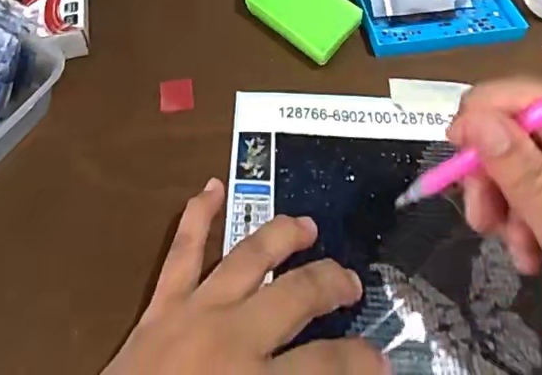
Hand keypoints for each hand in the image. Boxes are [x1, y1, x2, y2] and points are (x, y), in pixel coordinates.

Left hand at [105, 178, 386, 374]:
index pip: (326, 365)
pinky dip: (196, 215)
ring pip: (248, 257)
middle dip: (330, 284)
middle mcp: (233, 337)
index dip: (360, 361)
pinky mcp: (162, 303)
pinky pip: (182, 250)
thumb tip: (319, 371)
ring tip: (306, 225)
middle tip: (350, 280)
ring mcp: (195, 310)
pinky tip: (211, 185)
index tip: (379, 359)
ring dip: (281, 236)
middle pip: (296, 296)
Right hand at [447, 78, 541, 374]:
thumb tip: (474, 116)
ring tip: (508, 246)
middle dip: (490, 167)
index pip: (529, 97)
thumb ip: (524, 175)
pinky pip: (540, 192)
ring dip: (504, 199)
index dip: (484, 112)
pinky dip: (523, 218)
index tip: (453, 150)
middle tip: (478, 217)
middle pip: (521, 130)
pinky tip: (529, 255)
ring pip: (523, 163)